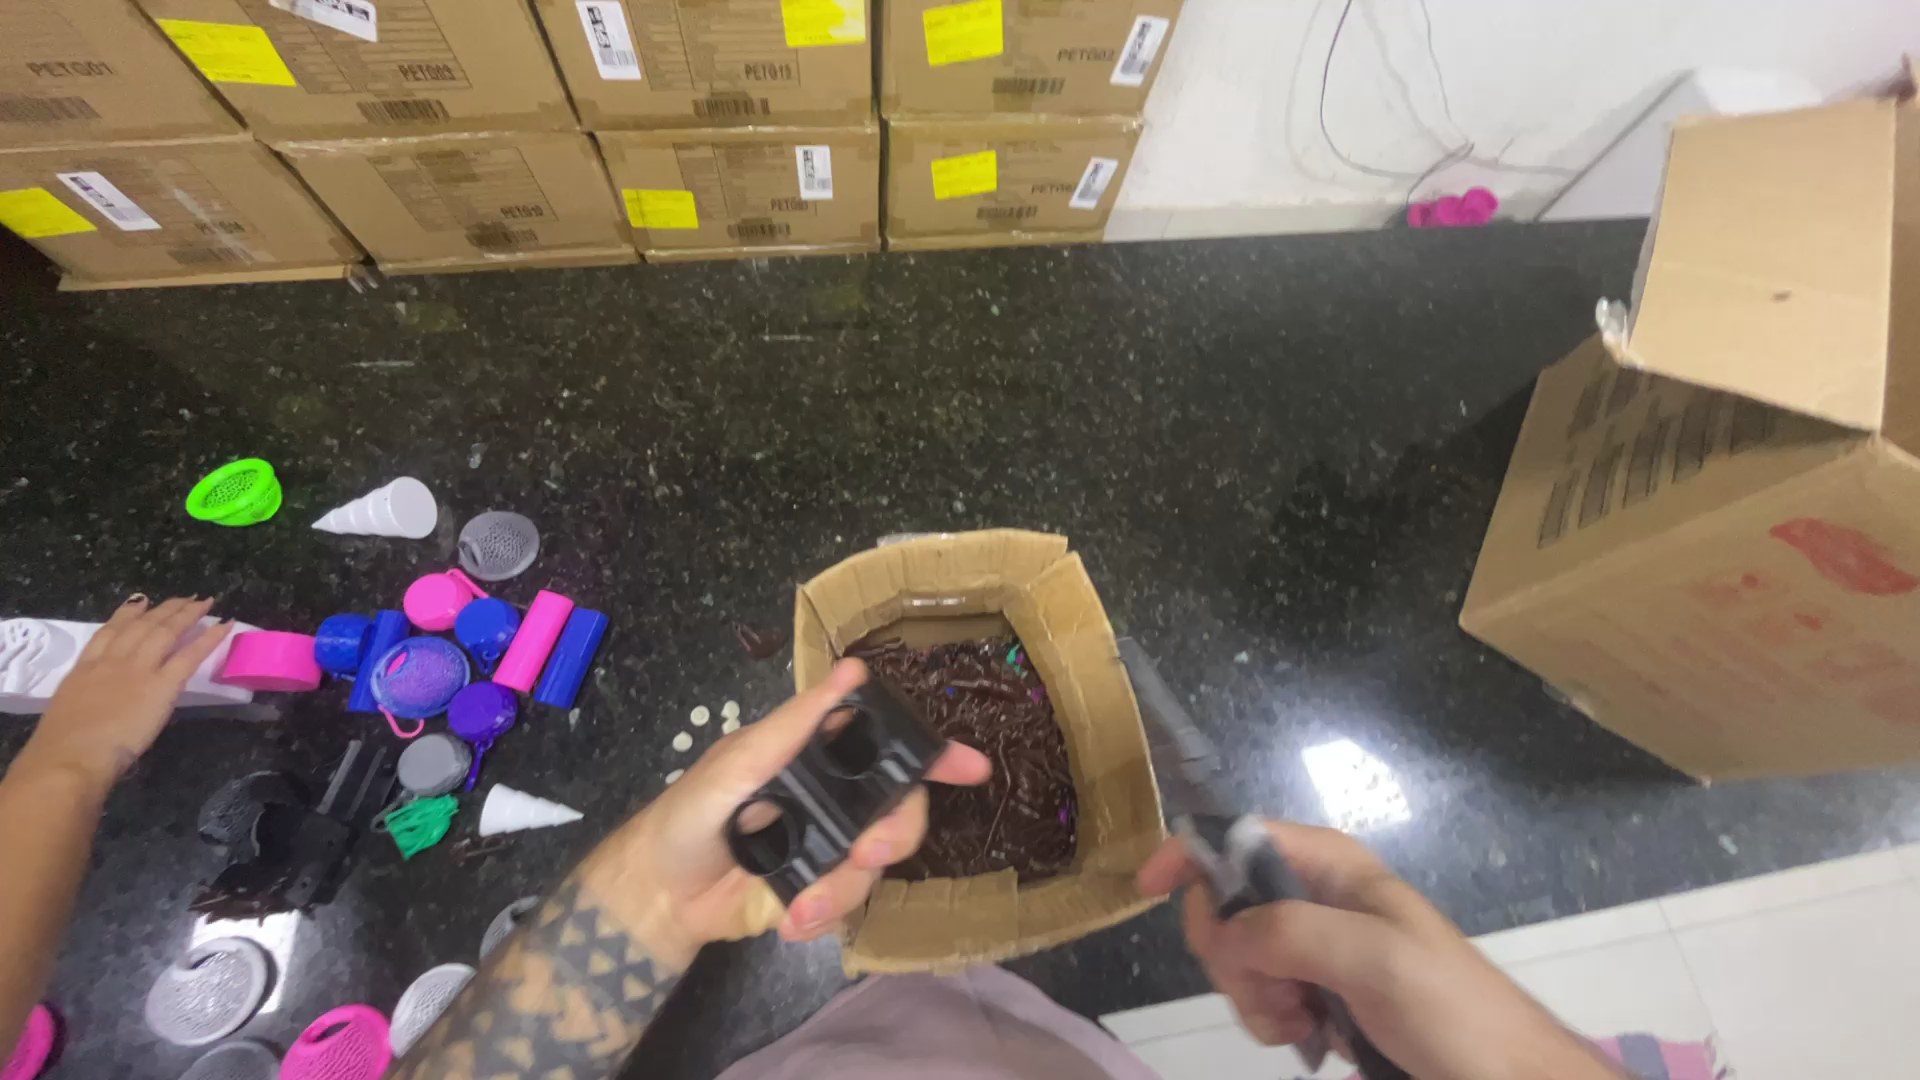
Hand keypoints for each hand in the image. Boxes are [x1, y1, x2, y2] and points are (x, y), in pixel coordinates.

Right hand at [12, 596, 232, 791]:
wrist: (72, 755)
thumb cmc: (67, 742)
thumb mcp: (72, 707)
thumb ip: (92, 693)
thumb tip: (108, 694)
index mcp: (84, 671)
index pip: (106, 634)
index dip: (125, 615)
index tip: (140, 601)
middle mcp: (111, 664)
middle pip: (140, 627)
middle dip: (164, 610)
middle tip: (184, 598)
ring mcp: (138, 671)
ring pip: (165, 633)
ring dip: (187, 614)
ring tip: (204, 602)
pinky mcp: (163, 683)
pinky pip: (191, 654)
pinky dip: (211, 637)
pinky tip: (225, 625)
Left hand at [582, 659, 991, 969]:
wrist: (658, 894)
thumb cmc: (693, 810)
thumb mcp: (742, 760)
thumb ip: (799, 723)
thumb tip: (855, 668)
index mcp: (822, 754)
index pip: (888, 746)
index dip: (933, 755)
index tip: (971, 768)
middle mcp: (838, 796)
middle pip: (899, 808)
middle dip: (895, 832)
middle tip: (869, 852)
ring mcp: (833, 845)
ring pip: (877, 863)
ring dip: (845, 887)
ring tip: (799, 905)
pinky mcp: (821, 890)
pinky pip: (850, 903)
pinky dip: (825, 914)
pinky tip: (789, 919)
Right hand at [1137, 821, 1619, 1079]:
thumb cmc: (1451, 1010)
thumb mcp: (1372, 957)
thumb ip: (1286, 932)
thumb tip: (1219, 936)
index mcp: (1324, 861)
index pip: (1234, 834)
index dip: (1187, 853)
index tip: (1148, 890)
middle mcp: (1309, 891)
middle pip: (1223, 899)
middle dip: (1229, 948)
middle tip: (1264, 989)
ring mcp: (1310, 940)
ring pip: (1235, 949)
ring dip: (1250, 990)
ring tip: (1299, 1021)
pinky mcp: (1314, 985)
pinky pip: (1256, 987)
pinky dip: (1265, 1013)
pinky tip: (1304, 1033)